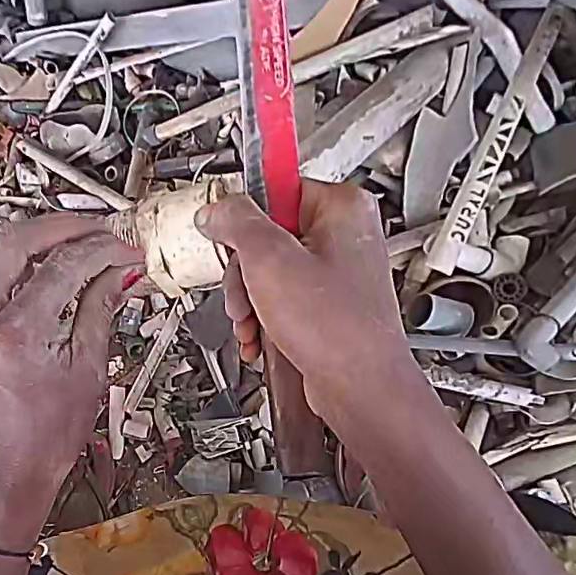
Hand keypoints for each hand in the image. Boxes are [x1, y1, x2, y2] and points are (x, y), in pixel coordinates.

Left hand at [0, 214, 141, 549]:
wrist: (15, 467)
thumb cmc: (48, 437)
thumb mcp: (89, 372)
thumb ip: (100, 310)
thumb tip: (116, 273)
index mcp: (16, 337)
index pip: (63, 267)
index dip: (102, 251)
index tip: (124, 250)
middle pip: (17, 240)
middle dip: (64, 226)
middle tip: (99, 230)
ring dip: (31, 232)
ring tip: (68, 237)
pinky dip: (4, 252)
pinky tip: (32, 257)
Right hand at [197, 181, 419, 425]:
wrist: (358, 387)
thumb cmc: (336, 330)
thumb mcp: (270, 262)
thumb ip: (237, 225)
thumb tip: (217, 209)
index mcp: (342, 207)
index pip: (276, 187)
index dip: (244, 217)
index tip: (225, 231)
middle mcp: (343, 236)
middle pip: (266, 237)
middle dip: (243, 274)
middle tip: (242, 296)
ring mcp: (336, 273)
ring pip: (269, 273)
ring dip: (249, 302)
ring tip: (252, 323)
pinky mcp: (327, 306)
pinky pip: (281, 300)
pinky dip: (264, 319)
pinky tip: (261, 339)